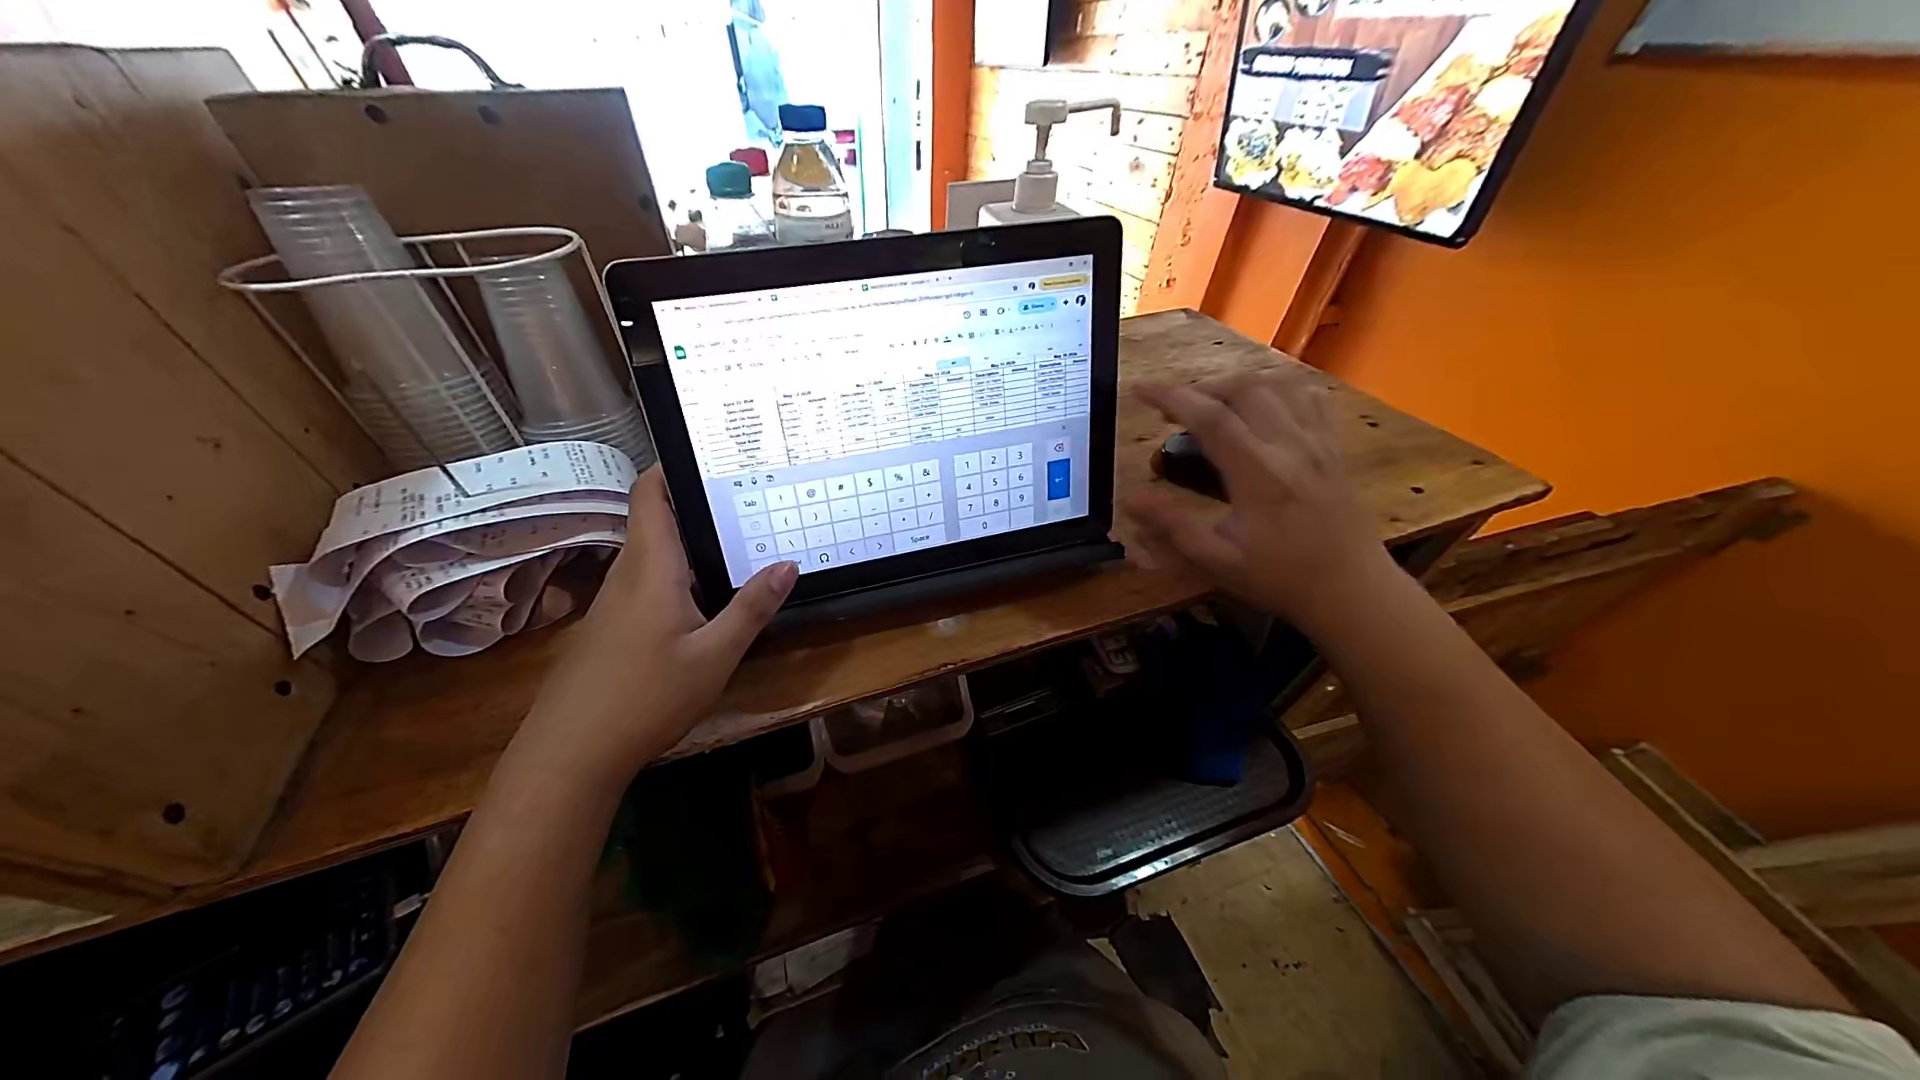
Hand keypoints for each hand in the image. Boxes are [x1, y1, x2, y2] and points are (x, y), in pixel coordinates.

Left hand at [511, 468, 796, 788]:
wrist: (570, 754)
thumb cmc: (645, 697)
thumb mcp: (714, 656)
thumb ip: (751, 608)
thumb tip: (787, 564)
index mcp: (651, 568)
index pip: (650, 495)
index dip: (672, 466)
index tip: (711, 455)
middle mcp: (628, 574)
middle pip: (657, 520)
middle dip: (698, 505)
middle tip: (749, 500)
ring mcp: (615, 602)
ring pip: (655, 555)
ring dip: (692, 544)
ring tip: (741, 542)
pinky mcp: (612, 627)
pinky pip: (649, 583)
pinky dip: (680, 575)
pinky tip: (707, 598)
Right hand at [1122, 368, 1392, 628]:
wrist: (1352, 590)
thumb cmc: (1281, 578)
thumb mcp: (1218, 560)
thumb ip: (1174, 526)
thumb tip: (1131, 500)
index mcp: (1258, 473)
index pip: (1209, 417)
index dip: (1170, 396)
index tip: (1141, 390)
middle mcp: (1291, 446)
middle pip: (1244, 388)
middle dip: (1202, 388)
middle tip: (1175, 409)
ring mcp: (1318, 442)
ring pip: (1279, 384)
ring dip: (1239, 384)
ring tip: (1214, 404)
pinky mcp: (1334, 447)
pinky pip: (1311, 397)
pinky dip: (1280, 389)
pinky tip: (1263, 407)